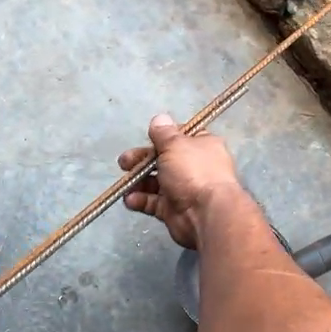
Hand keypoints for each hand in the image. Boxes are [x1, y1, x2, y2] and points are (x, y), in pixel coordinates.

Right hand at [118, 114, 243, 249]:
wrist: (206, 213)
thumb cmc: (193, 171)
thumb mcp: (175, 144)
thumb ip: (164, 133)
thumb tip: (159, 118)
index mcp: (202, 146)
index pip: (181, 137)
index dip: (163, 137)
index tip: (147, 138)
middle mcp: (195, 167)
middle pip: (164, 160)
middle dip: (142, 160)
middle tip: (124, 162)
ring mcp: (185, 190)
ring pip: (156, 182)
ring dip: (138, 182)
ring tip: (126, 184)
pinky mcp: (174, 210)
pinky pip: (154, 203)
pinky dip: (141, 201)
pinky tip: (130, 200)